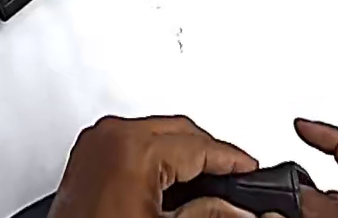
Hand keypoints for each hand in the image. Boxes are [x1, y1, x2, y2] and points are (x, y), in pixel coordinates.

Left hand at [48, 115, 258, 217]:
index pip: (197, 144)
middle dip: (207, 151)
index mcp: (133, 149)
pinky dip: (153, 154)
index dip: (230, 158)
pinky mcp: (87, 151)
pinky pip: (131, 139)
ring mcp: (96, 140)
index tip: (250, 167)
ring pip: (155, 131)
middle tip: (233, 176)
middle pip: (177, 129)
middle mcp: (112, 134)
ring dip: (181, 151)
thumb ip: (206, 214)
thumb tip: (236, 208)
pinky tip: (169, 179)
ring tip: (205, 180)